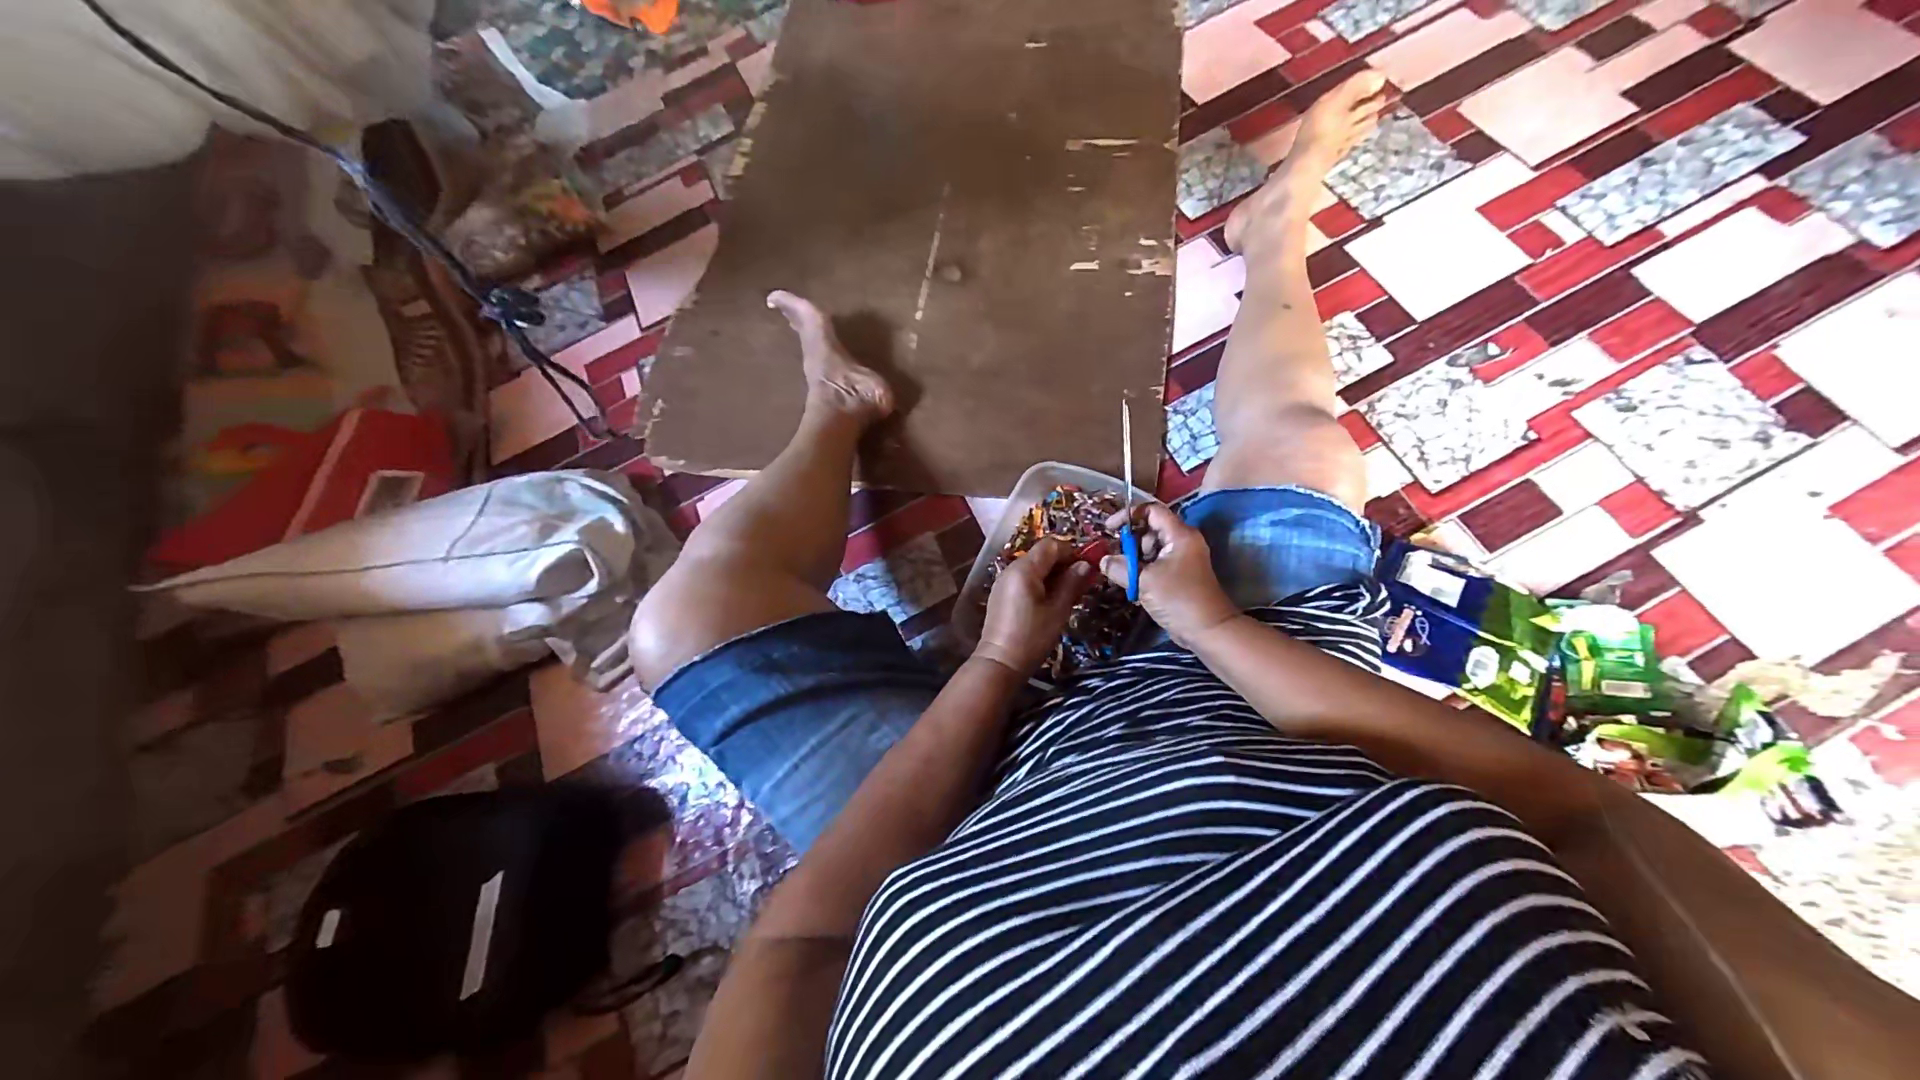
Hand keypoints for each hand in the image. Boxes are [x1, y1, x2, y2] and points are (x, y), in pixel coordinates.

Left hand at [975, 537, 1097, 675]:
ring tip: (1070, 592)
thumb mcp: (1058, 610)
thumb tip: (1085, 565)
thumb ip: (1072, 583)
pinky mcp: (1001, 594)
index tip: (1088, 566)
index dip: (1071, 551)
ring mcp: (1004, 581)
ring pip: (1033, 567)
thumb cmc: (1032, 637)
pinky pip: (1024, 579)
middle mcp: (1011, 569)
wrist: (1000, 662)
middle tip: (1083, 580)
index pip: (1050, 545)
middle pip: (1041, 554)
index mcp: (1024, 569)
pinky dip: (1040, 582)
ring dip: (1053, 574)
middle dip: (1063, 563)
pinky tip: (1051, 600)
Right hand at [1101, 503, 1239, 648]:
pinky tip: (1133, 583)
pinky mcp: (1180, 574)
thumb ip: (1121, 568)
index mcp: (1180, 535)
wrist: (1208, 630)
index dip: (1129, 515)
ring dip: (1135, 557)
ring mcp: (1183, 558)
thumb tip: (1104, 561)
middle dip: (1130, 540)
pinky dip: (1143, 569)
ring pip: (1152, 547)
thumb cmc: (1178, 599)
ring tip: (1123, 572)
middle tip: (1116, 556)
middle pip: (1151, 529)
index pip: (1152, 510)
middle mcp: (1183, 541)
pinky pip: (1157, 563)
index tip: (1109, 528)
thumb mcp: (1145, 581)